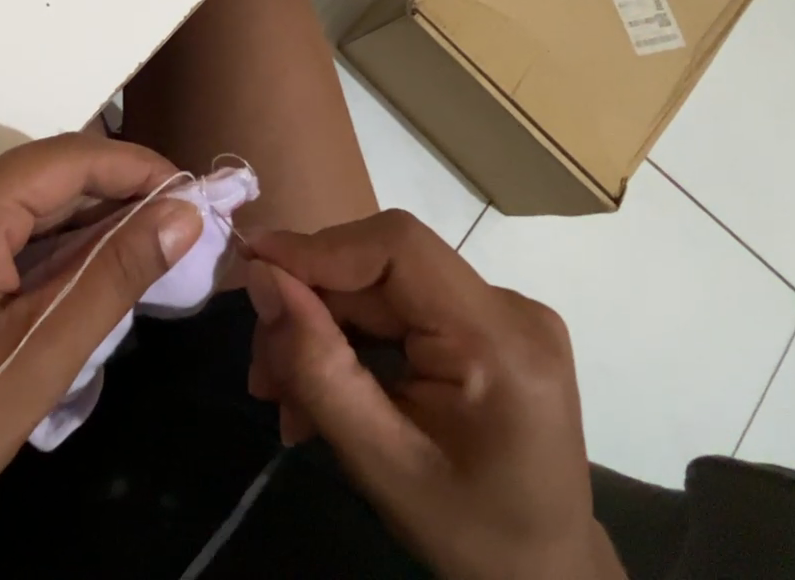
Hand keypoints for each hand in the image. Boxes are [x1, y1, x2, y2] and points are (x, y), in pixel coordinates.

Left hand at [0, 134, 203, 577]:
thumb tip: (182, 211)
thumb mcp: (38, 355)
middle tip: (179, 235)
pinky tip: (71, 277)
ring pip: (10, 204)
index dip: (137, 168)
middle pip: (37, 176)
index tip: (196, 194)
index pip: (66, 157)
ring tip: (140, 258)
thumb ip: (114, 273)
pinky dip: (33, 247)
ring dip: (74, 226)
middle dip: (111, 200)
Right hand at [243, 212, 624, 579]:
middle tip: (262, 375)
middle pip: (379, 269)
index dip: (318, 248)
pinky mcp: (481, 325)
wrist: (542, 572)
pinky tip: (321, 386)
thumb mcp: (379, 461)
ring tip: (285, 396)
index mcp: (500, 341)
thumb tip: (261, 278)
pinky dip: (347, 339)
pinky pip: (394, 309)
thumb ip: (316, 366)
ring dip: (319, 329)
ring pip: (376, 288)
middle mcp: (507, 308)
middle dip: (308, 307)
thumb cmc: (467, 530)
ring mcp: (497, 314)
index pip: (398, 248)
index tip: (253, 273)